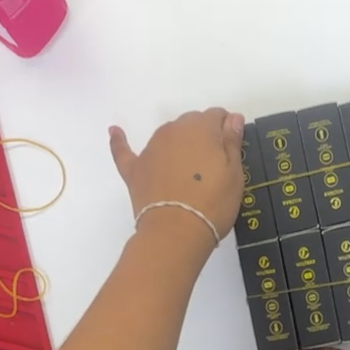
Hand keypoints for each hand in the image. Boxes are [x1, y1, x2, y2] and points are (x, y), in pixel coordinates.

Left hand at [109, 108, 245, 245]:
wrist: (176, 233)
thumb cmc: (212, 205)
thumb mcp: (234, 174)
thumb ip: (232, 142)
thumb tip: (232, 117)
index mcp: (202, 128)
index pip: (217, 116)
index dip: (227, 131)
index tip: (231, 150)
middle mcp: (174, 130)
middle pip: (191, 124)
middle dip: (203, 138)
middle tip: (212, 167)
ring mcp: (151, 148)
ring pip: (167, 135)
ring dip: (178, 145)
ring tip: (187, 171)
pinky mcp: (135, 168)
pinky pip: (124, 150)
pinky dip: (120, 141)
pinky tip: (115, 132)